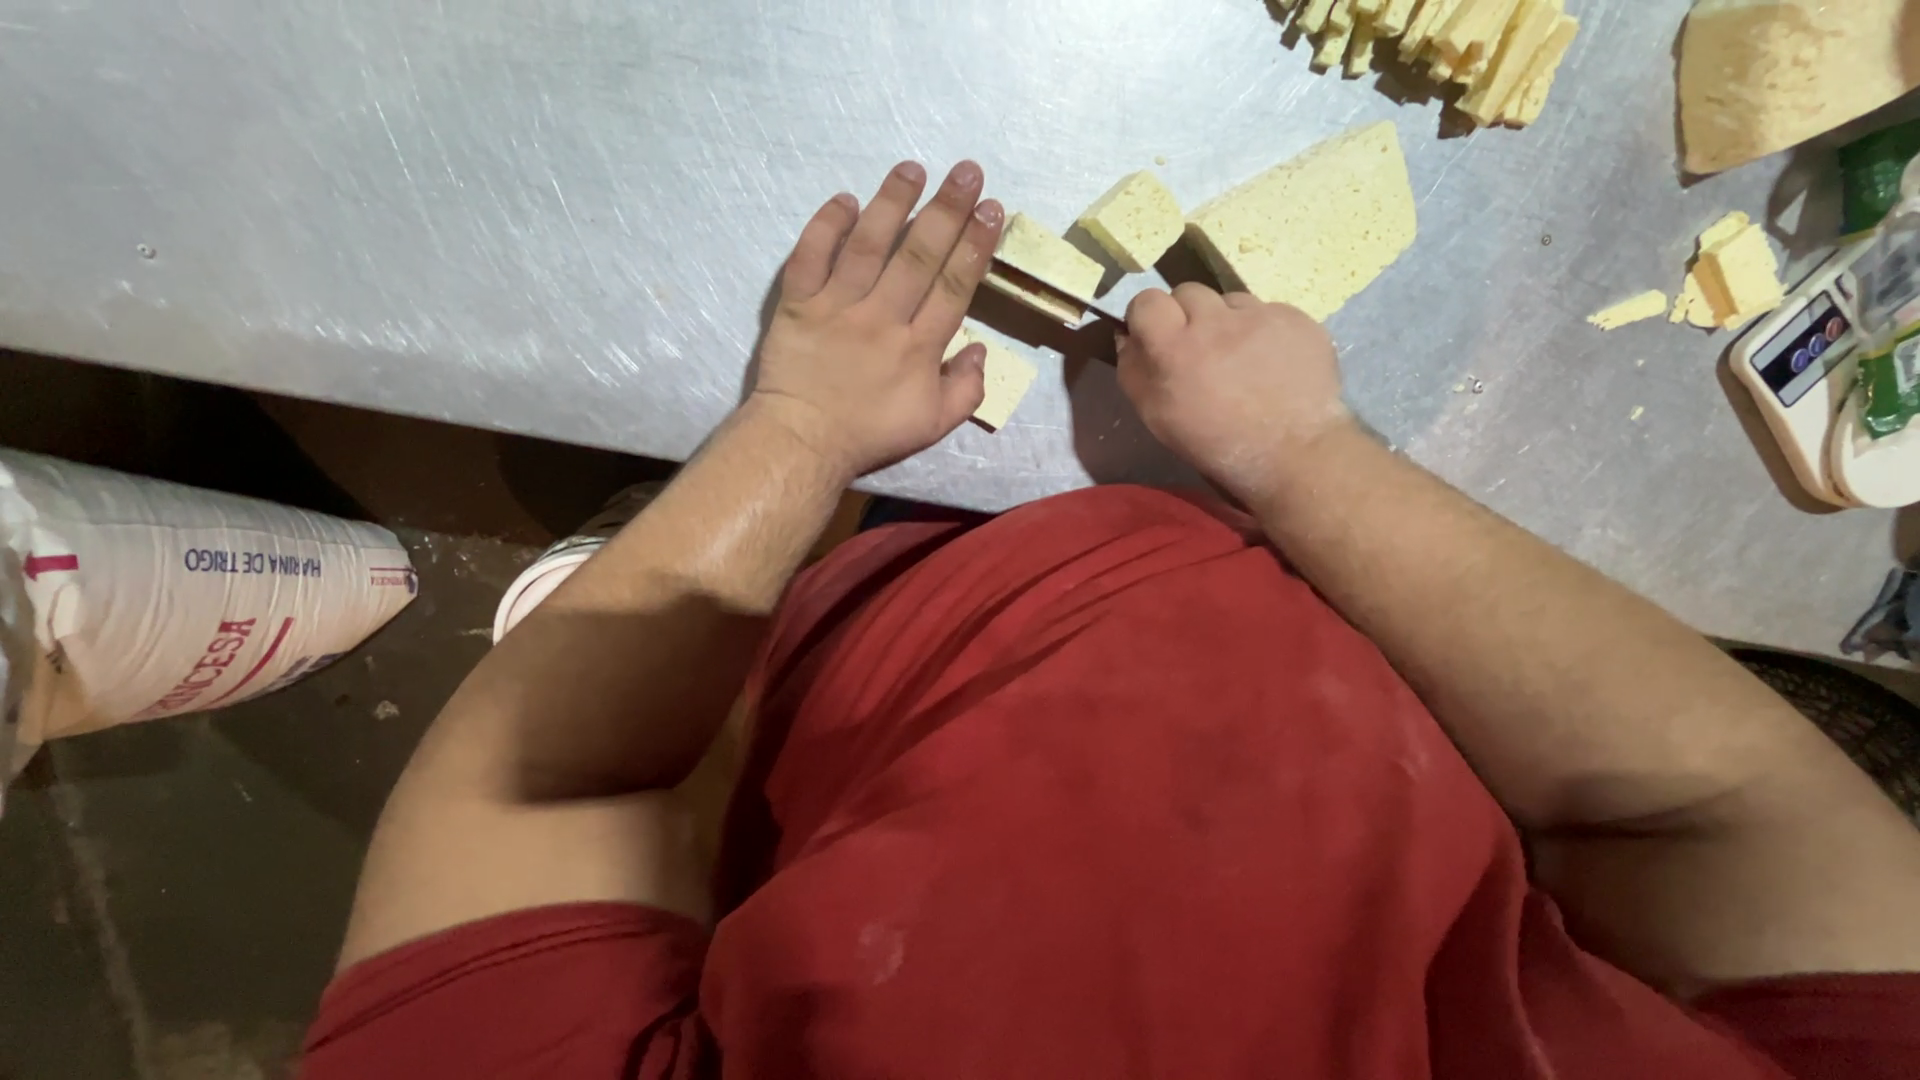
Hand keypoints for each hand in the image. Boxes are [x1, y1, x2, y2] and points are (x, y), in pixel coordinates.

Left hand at [745, 161, 1004, 481]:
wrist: (804, 441)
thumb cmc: (871, 434)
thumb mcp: (934, 425)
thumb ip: (966, 390)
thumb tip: (980, 348)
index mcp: (919, 346)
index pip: (954, 286)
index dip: (975, 245)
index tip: (991, 208)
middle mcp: (883, 316)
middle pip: (919, 255)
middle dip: (946, 210)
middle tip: (966, 171)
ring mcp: (837, 306)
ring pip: (868, 245)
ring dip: (892, 203)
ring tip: (912, 168)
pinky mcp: (798, 304)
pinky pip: (810, 256)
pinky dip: (825, 226)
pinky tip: (844, 199)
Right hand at [1118, 284, 1355, 504]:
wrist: (1291, 452)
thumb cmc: (1213, 442)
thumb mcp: (1156, 416)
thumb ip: (1134, 370)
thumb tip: (1127, 336)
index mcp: (1173, 347)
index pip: (1147, 301)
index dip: (1148, 316)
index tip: (1156, 336)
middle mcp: (1214, 321)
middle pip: (1187, 292)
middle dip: (1187, 315)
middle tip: (1199, 349)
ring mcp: (1258, 315)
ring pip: (1228, 300)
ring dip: (1225, 321)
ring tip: (1238, 357)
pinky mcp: (1293, 318)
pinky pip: (1266, 311)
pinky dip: (1261, 330)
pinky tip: (1268, 362)